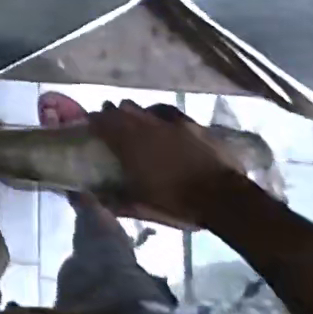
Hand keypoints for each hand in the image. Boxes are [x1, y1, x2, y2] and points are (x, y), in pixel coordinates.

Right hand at [90, 102, 259, 226]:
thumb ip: (115, 200)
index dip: (93, 121)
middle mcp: (144, 126)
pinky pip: (164, 110)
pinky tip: (159, 119)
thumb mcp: (142, 206)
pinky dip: (156, 113)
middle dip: (111, 113)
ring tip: (133, 120)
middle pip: (119, 109)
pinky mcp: (188, 121)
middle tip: (110, 123)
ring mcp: (167, 121)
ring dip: (133, 112)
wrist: (223, 196)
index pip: (101, 122)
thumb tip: (89, 198)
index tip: (89, 125)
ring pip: (141, 107)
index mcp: (128, 144)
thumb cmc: (178, 202)